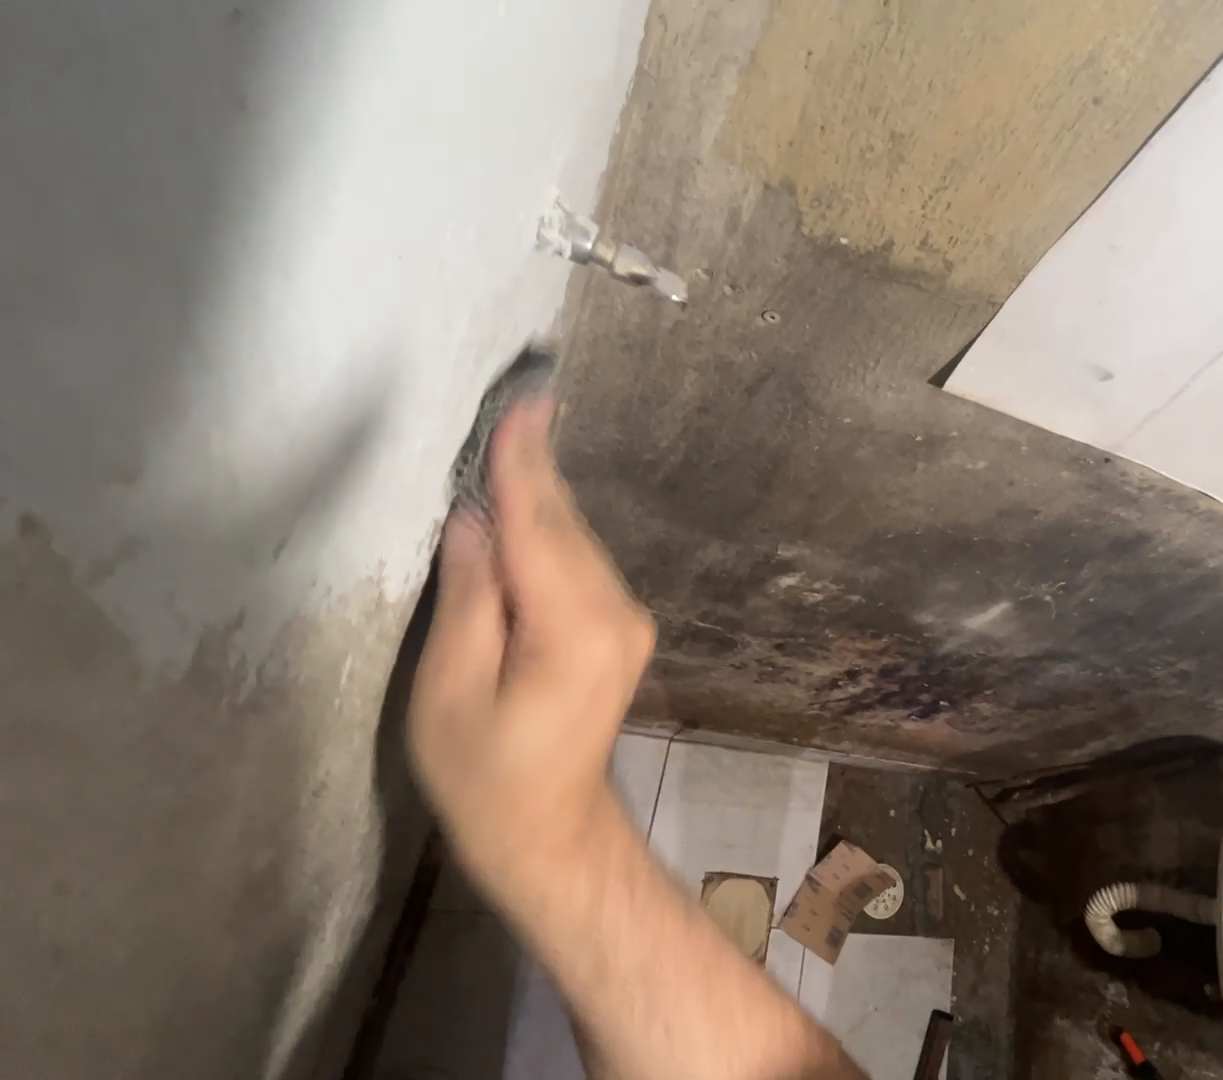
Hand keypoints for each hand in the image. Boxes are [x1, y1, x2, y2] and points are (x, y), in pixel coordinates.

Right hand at [408, 398, 656, 891]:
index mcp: (575, 632)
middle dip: (539, 470)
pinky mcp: (625, 630)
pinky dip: (555, 533)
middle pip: (567, 529)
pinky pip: (584, 566)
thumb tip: (476, 520)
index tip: (526, 406)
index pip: (542, 530)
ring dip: (545, 499)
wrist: (548, 821)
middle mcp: (618, 617)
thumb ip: (470, 598)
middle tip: (524, 403)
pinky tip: (533, 507)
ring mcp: (630, 622)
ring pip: (579, 543)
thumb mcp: (450, 690)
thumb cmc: (483, 772)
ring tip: (518, 439)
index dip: (527, 467)